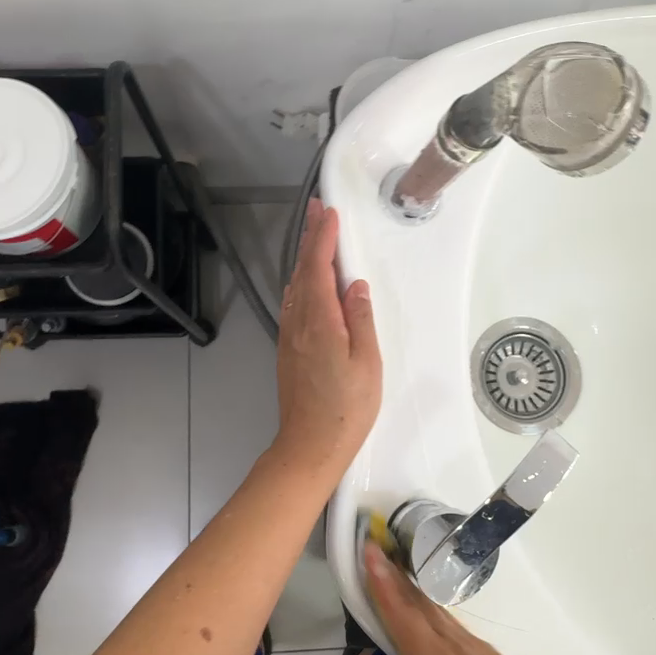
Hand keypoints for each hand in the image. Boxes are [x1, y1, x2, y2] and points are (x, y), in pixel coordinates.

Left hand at [271, 201, 381, 471]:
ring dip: (304, 258)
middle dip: (310, 238)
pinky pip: (294, 303)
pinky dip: (301, 282)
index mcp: (319, 321)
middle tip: (316, 209)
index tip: (329, 213)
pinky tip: (307, 281)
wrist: (309, 445)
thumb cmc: (347, 408)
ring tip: (314, 236)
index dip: (323, 238)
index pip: (319, 268)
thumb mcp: (367, 363)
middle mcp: (298, 322)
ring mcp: (289, 336)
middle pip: (303, 271)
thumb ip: (361, 320)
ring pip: (295, 287)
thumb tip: (355, 286)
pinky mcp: (288, 349)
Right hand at [334, 541, 647, 654]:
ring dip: (413, 592)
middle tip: (372, 549)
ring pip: (438, 615)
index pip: (405, 617)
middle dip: (395, 578)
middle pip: (421, 607)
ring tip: (394, 574)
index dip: (383, 584)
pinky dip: (431, 611)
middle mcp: (461, 651)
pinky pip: (453, 627)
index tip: (368, 549)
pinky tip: (431, 620)